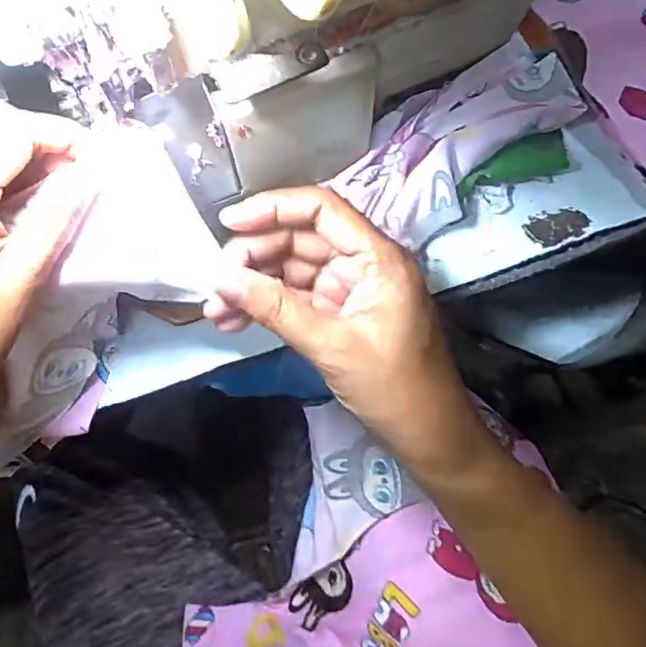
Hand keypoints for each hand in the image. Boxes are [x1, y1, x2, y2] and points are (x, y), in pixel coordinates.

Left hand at [0, 109, 94, 448]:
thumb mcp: (24, 278)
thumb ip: (58, 211)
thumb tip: (88, 168)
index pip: (9, 134)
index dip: (57, 135)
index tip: (92, 155)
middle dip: (36, 136)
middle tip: (75, 166)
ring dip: (12, 146)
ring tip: (51, 177)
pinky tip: (12, 188)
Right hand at [201, 187, 502, 481]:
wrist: (429, 439)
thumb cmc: (397, 389)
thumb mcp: (333, 346)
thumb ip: (276, 308)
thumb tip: (223, 280)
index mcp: (377, 258)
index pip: (321, 209)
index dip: (273, 207)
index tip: (230, 222)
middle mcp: (361, 264)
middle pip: (297, 239)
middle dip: (253, 256)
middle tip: (217, 280)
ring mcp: (346, 288)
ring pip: (288, 268)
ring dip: (250, 285)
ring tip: (216, 307)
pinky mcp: (334, 312)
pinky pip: (290, 296)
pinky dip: (262, 305)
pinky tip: (232, 319)